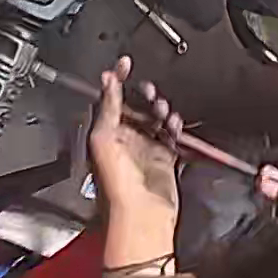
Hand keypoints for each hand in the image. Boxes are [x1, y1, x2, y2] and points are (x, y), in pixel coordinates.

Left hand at [87, 57, 184, 268]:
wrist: (141, 214)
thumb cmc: (117, 185)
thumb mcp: (104, 137)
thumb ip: (108, 106)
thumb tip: (107, 80)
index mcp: (105, 133)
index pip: (110, 98)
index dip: (118, 79)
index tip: (124, 63)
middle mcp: (123, 139)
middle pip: (136, 106)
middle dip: (143, 95)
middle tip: (149, 90)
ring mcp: (144, 149)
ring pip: (155, 118)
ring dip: (160, 109)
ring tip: (162, 109)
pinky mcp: (163, 158)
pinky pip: (170, 135)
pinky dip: (173, 126)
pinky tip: (173, 124)